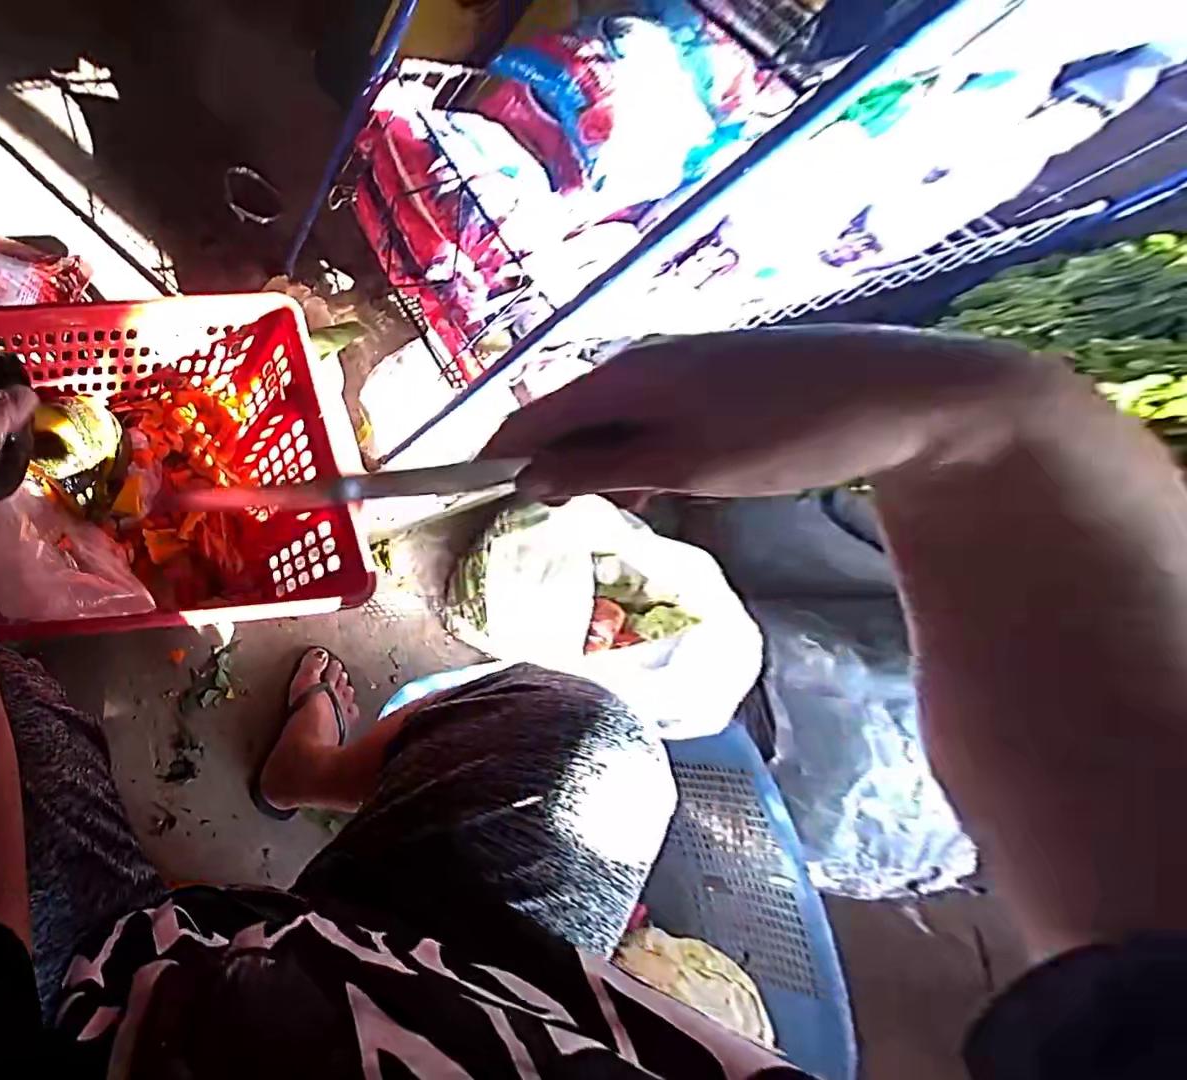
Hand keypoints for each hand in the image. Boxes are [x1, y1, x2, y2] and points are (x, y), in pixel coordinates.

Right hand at [481, 326, 1080, 499]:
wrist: (918, 396)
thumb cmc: (786, 435)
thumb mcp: (678, 465)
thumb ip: (592, 471)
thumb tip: (525, 478)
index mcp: (619, 378)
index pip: (527, 417)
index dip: (494, 455)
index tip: (473, 492)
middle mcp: (636, 364)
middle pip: (563, 420)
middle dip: (557, 466)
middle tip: (579, 509)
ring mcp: (673, 367)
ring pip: (605, 423)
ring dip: (602, 465)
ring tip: (640, 500)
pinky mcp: (705, 378)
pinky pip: (643, 418)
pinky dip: (638, 453)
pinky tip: (670, 479)